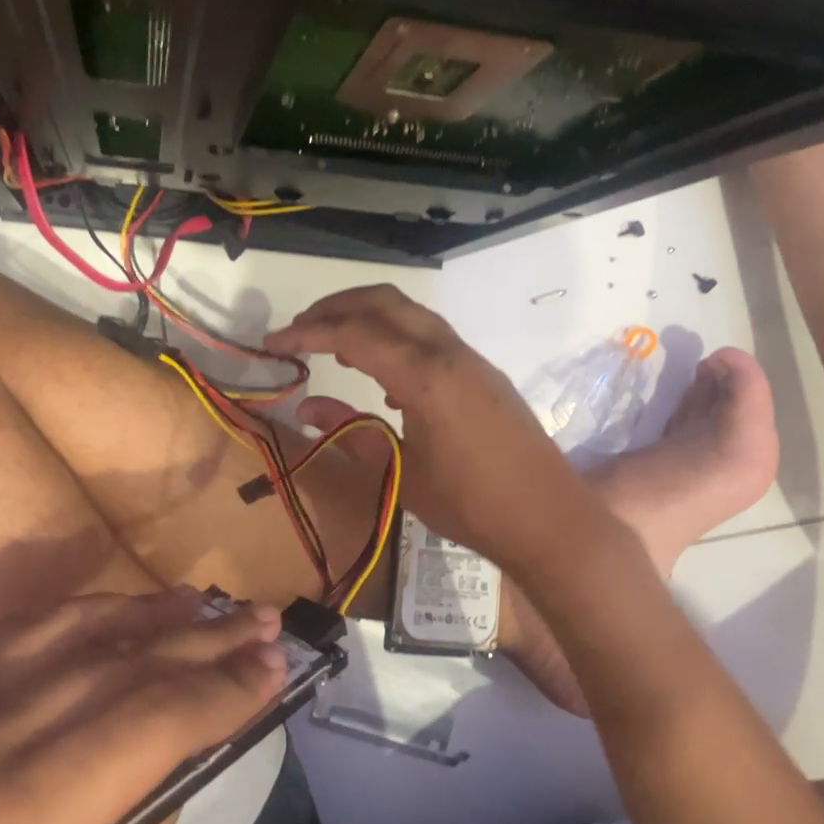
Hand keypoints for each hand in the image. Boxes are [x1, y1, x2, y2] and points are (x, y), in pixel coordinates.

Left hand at [0, 589, 285, 823]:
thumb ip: (143, 801)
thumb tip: (201, 726)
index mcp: (26, 811)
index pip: (150, 720)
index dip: (223, 691)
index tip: (276, 669)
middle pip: (122, 666)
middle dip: (206, 645)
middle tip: (267, 625)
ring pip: (73, 630)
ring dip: (153, 613)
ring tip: (210, 604)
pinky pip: (21, 632)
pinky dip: (85, 615)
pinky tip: (128, 609)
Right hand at [266, 284, 585, 568]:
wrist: (550, 521)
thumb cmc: (471, 504)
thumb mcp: (401, 473)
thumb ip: (351, 433)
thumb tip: (306, 407)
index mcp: (424, 375)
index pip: (353, 333)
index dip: (307, 333)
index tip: (273, 344)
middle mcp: (448, 352)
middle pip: (382, 302)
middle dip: (334, 307)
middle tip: (298, 331)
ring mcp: (470, 358)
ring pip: (409, 312)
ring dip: (366, 316)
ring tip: (330, 344)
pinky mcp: (482, 371)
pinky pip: (428, 334)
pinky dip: (394, 335)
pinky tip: (380, 375)